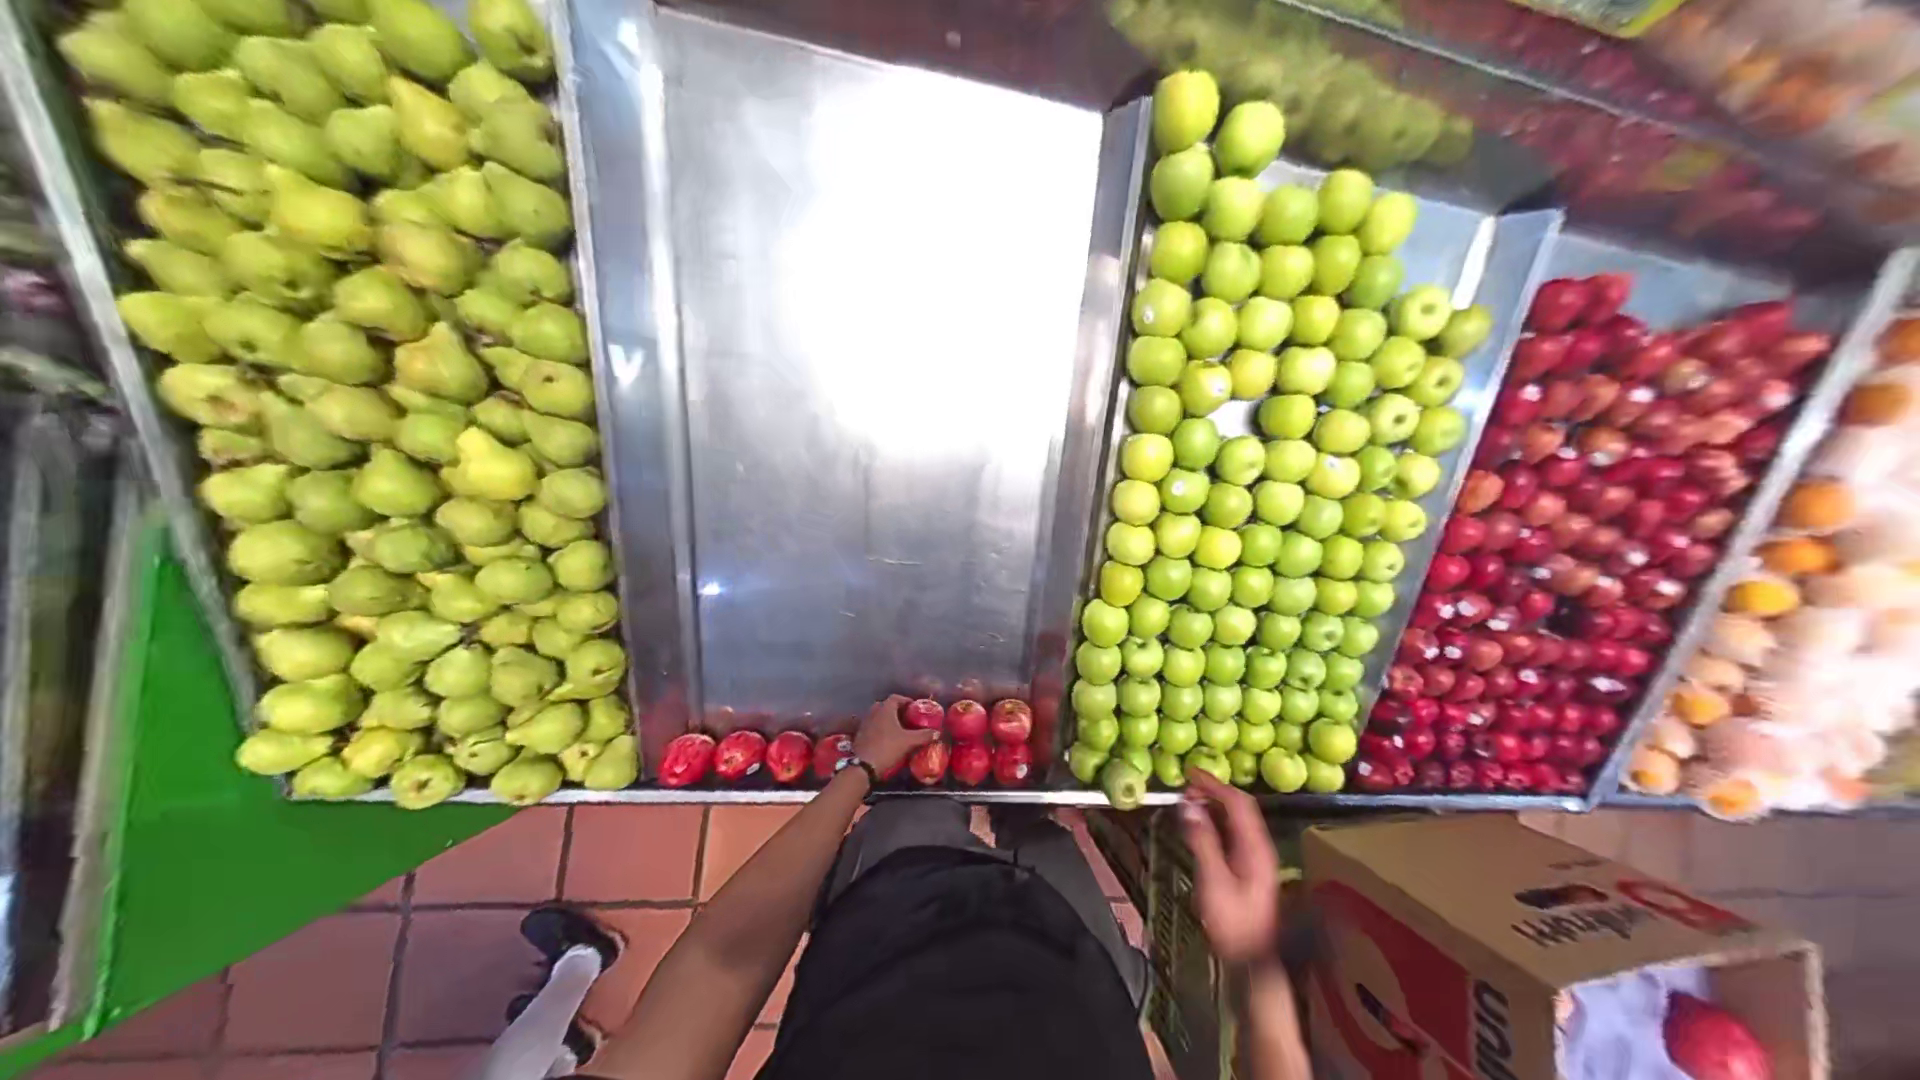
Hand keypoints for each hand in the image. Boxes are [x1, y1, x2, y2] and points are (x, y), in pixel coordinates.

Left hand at [853, 695, 937, 774]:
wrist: (864, 766)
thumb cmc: (887, 748)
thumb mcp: (909, 742)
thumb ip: (924, 735)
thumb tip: (937, 732)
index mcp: (885, 708)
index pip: (896, 698)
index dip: (906, 701)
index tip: (915, 708)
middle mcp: (873, 711)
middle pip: (887, 706)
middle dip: (897, 710)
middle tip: (908, 718)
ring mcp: (865, 722)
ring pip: (879, 716)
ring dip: (888, 720)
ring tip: (899, 729)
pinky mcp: (860, 733)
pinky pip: (873, 725)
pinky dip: (881, 728)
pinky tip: (888, 738)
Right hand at [1181, 769, 1280, 964]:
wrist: (1253, 959)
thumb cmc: (1233, 922)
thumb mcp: (1213, 879)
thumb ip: (1202, 840)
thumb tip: (1188, 806)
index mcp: (1255, 846)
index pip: (1238, 803)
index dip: (1215, 784)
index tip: (1191, 773)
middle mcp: (1259, 846)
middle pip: (1240, 807)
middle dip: (1214, 791)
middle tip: (1187, 785)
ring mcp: (1256, 856)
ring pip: (1237, 819)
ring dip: (1214, 804)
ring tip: (1189, 799)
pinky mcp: (1249, 866)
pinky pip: (1233, 831)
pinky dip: (1216, 820)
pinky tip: (1200, 823)